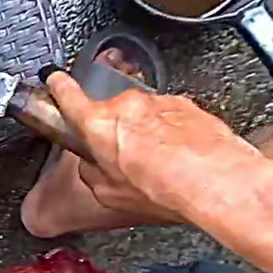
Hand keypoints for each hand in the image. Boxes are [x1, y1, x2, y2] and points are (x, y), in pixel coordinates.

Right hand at [46, 71, 272, 227]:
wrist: (217, 182)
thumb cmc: (162, 189)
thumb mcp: (107, 193)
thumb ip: (91, 171)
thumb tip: (92, 166)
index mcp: (98, 124)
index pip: (68, 96)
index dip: (58, 87)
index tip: (55, 79)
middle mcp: (126, 106)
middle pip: (110, 114)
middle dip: (114, 133)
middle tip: (123, 159)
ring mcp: (158, 102)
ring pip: (141, 116)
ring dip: (145, 134)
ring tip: (157, 164)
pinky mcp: (186, 106)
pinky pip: (168, 118)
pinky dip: (169, 133)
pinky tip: (178, 157)